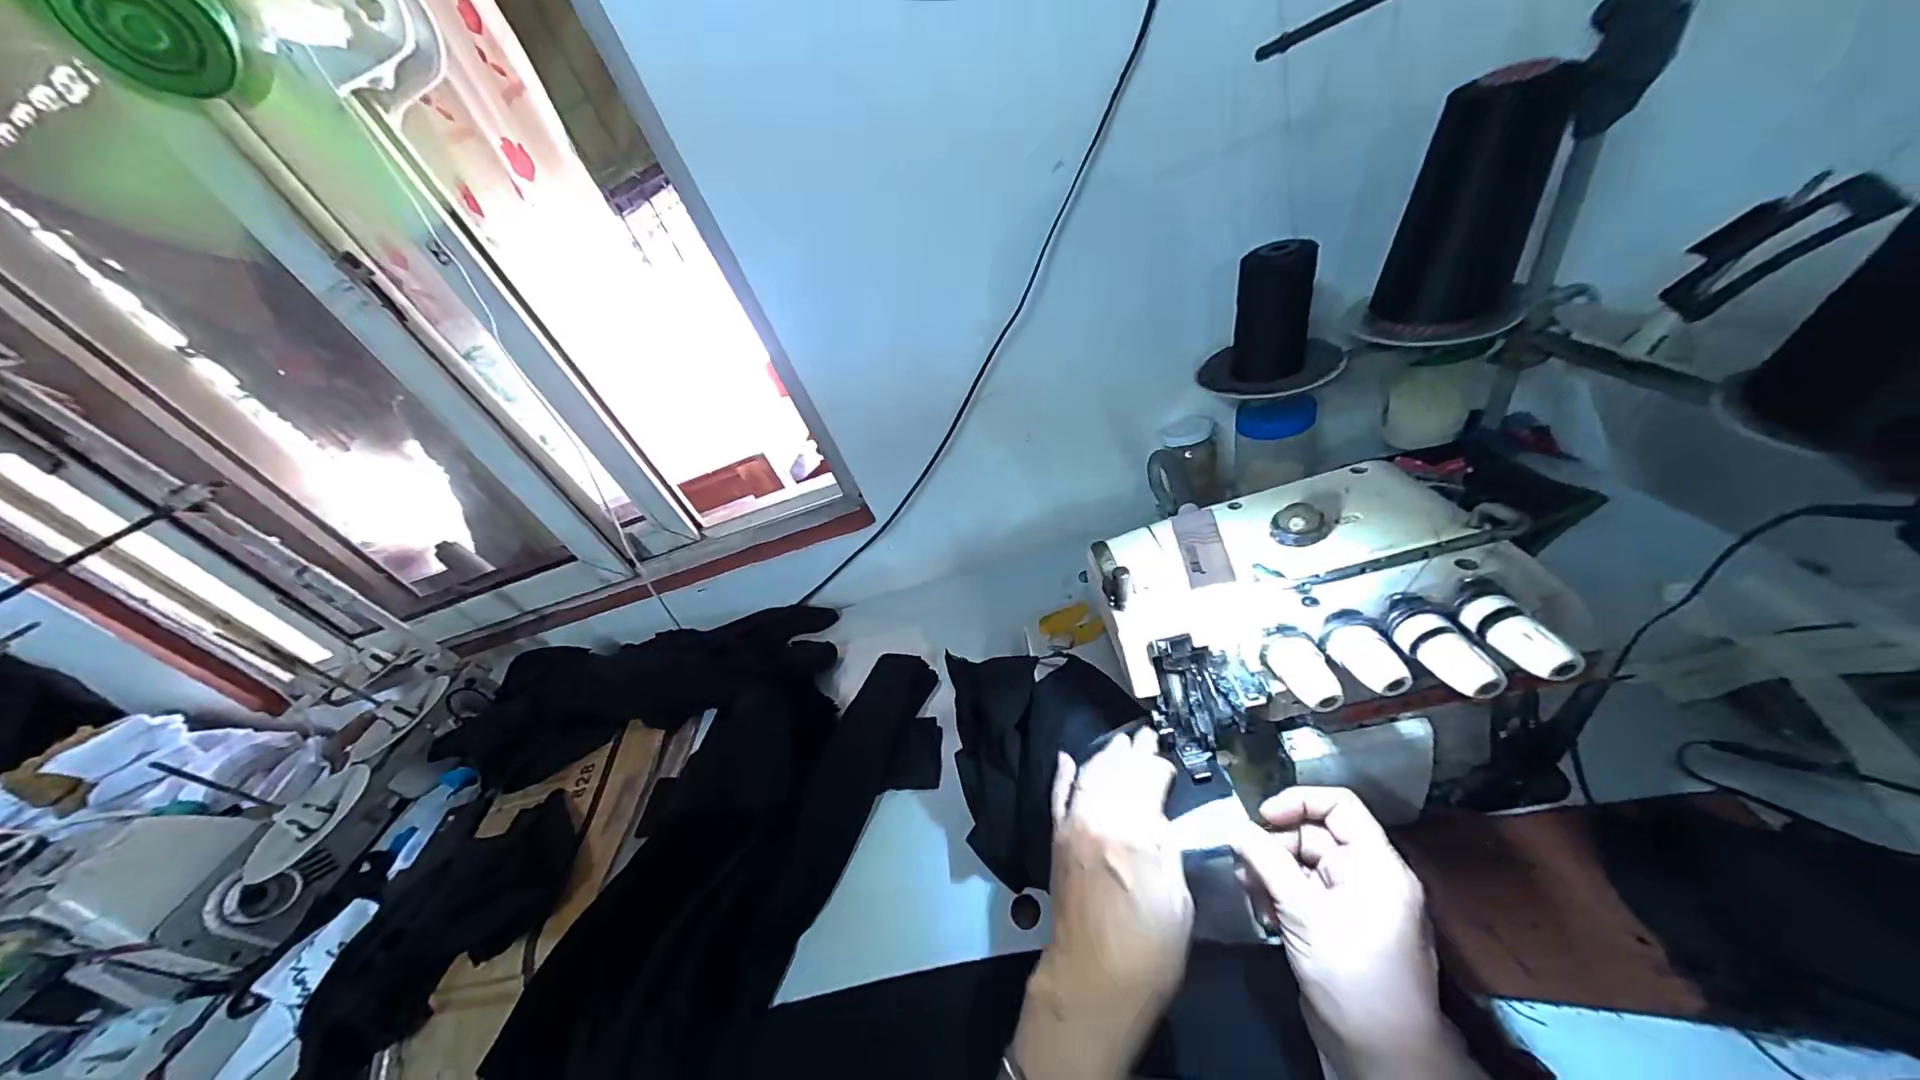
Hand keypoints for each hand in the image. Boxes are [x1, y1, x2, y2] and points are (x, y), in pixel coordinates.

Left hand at [1012, 729, 1192, 1079]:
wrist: (1094, 978)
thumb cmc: (1150, 947)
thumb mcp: (1178, 895)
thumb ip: (1167, 845)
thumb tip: (1159, 816)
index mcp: (1134, 830)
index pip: (1148, 777)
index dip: (1161, 767)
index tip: (1169, 764)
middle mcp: (1099, 817)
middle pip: (1119, 769)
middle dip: (1135, 751)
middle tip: (1147, 735)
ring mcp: (1073, 824)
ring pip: (1089, 774)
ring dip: (1105, 755)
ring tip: (1120, 742)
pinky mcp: (1057, 837)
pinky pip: (1058, 795)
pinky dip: (1063, 774)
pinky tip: (1066, 758)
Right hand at [1231, 787, 1481, 1079]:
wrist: (1381, 1052)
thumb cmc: (1352, 974)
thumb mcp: (1304, 911)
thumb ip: (1266, 862)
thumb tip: (1235, 829)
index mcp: (1375, 864)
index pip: (1339, 806)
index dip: (1298, 801)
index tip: (1261, 816)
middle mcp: (1365, 876)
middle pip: (1313, 835)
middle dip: (1273, 844)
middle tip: (1241, 860)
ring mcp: (1349, 901)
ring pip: (1300, 864)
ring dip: (1269, 870)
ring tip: (1248, 890)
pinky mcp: (1332, 924)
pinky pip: (1300, 891)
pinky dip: (1276, 893)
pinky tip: (1260, 910)